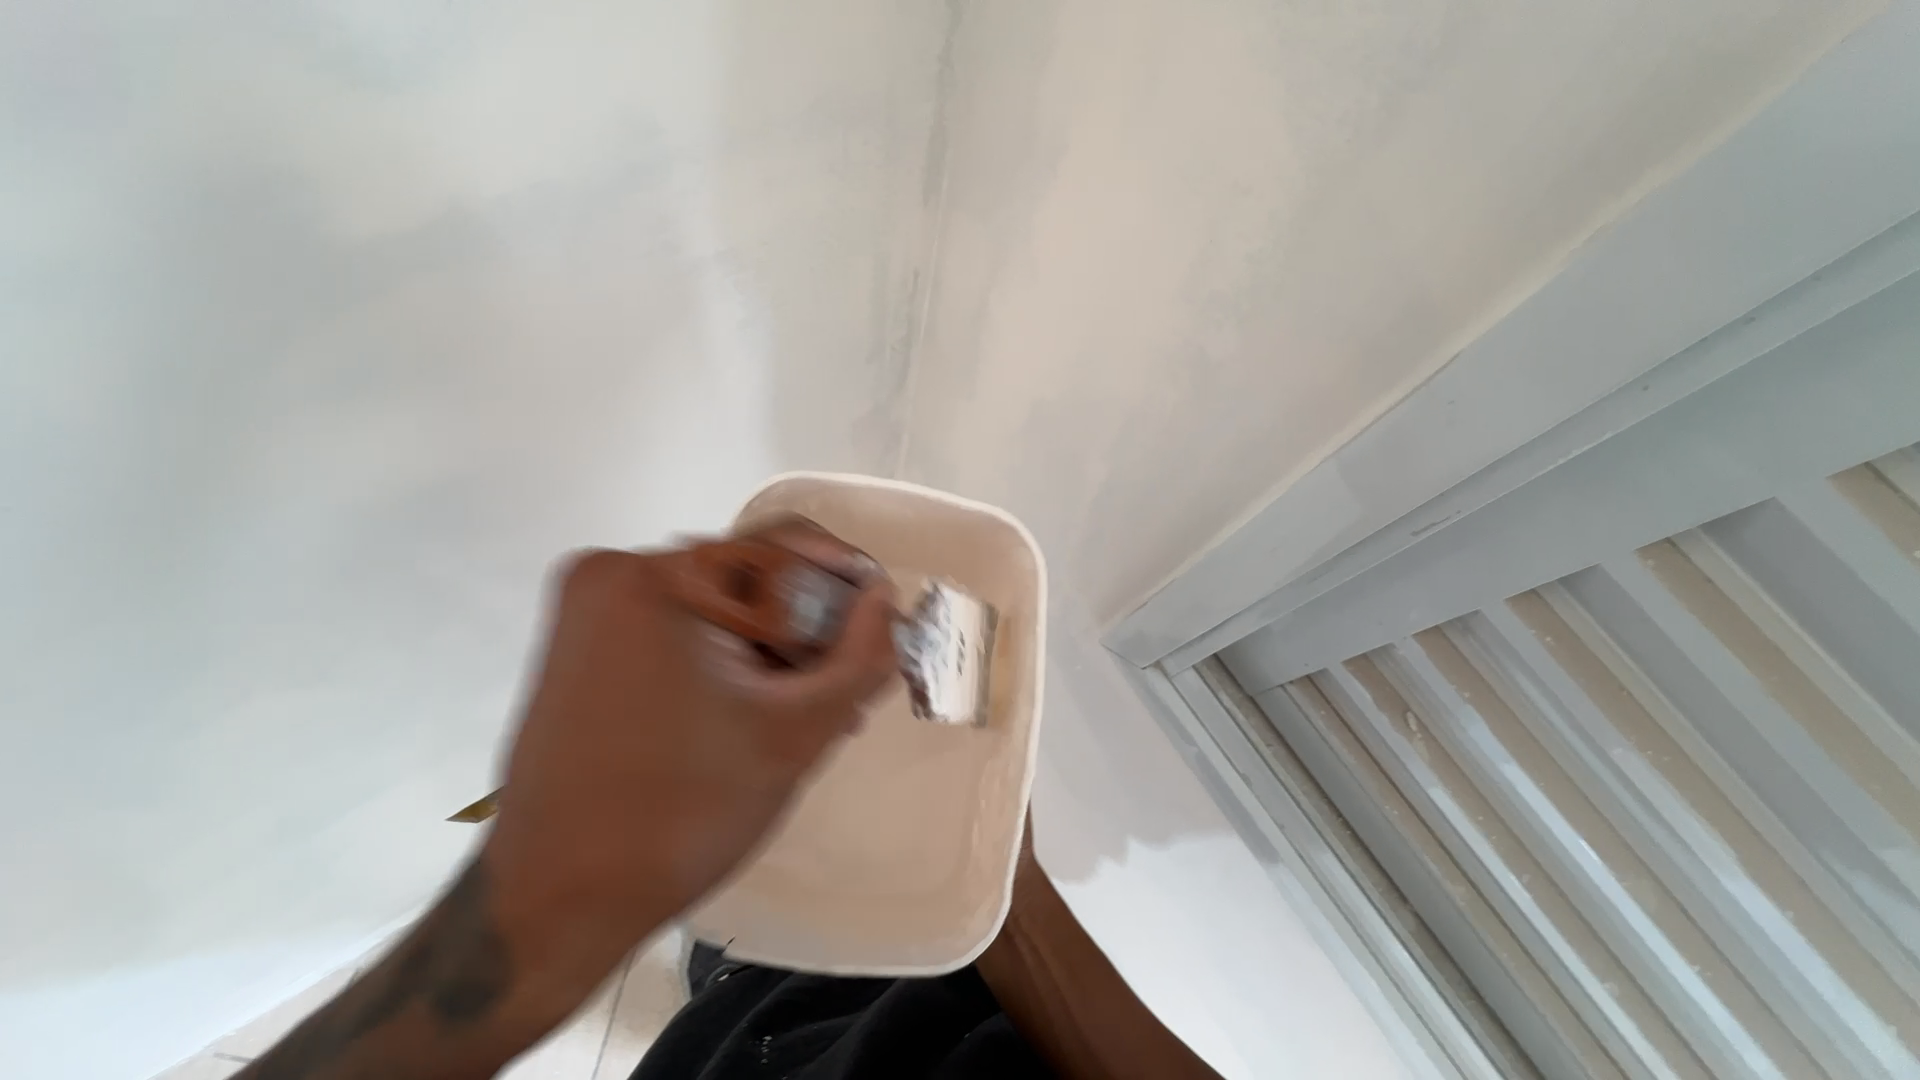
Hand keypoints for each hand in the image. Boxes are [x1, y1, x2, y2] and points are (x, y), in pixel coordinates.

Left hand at [481, 519, 898, 986]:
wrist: (553, 903)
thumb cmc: (681, 814)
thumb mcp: (797, 732)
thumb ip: (860, 657)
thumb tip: (885, 600)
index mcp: (661, 577)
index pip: (785, 545)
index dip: (848, 584)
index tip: (883, 634)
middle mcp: (615, 571)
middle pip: (751, 577)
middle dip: (808, 633)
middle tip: (845, 697)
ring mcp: (589, 609)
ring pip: (719, 608)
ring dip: (772, 653)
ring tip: (808, 718)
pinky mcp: (580, 645)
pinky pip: (681, 630)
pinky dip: (726, 662)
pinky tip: (755, 715)